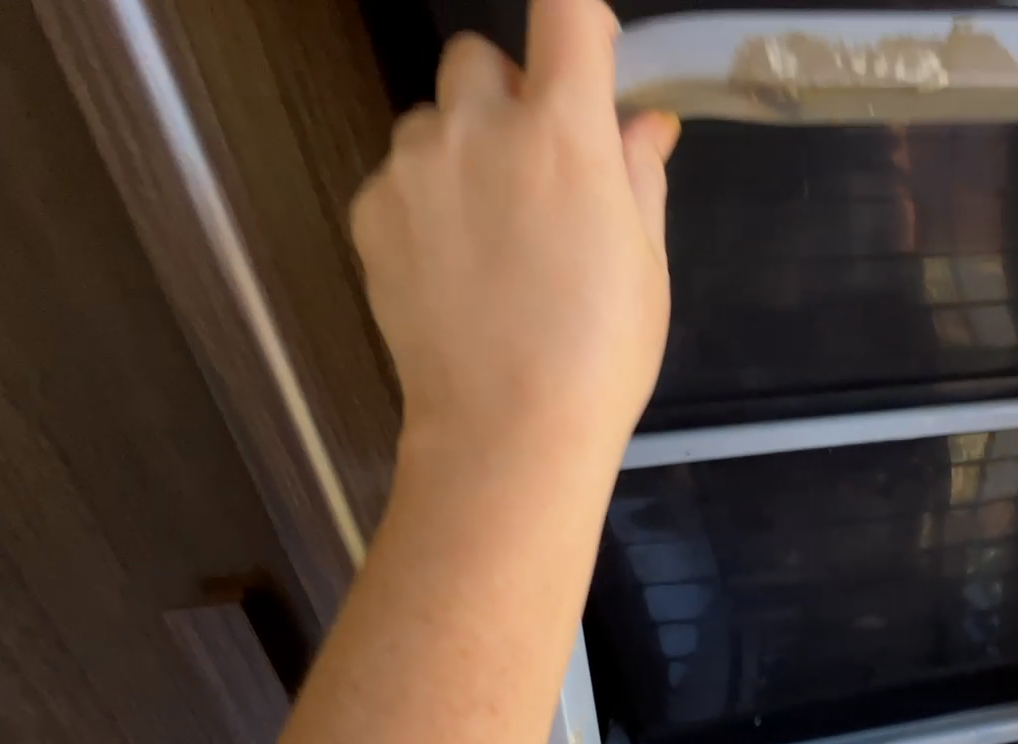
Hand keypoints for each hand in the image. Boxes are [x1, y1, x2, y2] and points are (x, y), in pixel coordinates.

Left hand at [349, 0, 678, 470]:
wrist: (510, 429)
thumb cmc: (605, 351)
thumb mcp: (646, 264)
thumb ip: (641, 176)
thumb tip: (647, 124)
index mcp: (564, 136)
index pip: (565, 14)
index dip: (583, 23)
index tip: (594, 59)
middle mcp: (475, 128)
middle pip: (482, 58)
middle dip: (517, 98)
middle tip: (549, 177)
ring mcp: (410, 167)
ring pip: (436, 119)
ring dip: (471, 148)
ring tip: (503, 236)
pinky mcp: (369, 209)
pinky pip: (404, 173)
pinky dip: (436, 197)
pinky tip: (465, 268)